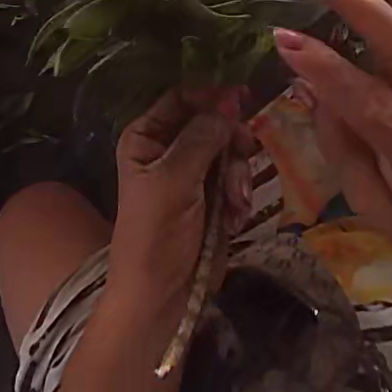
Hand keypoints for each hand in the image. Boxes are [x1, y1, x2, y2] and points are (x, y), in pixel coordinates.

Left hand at [107, 90, 244, 314]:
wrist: (163, 296)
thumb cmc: (156, 232)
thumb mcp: (174, 180)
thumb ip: (202, 138)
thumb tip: (229, 100)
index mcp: (146, 137)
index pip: (180, 99)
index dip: (210, 96)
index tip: (241, 98)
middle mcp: (167, 149)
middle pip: (210, 123)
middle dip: (229, 141)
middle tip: (245, 151)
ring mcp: (191, 174)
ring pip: (228, 151)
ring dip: (237, 173)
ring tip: (234, 199)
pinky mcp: (212, 198)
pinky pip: (236, 179)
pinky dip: (239, 196)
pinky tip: (234, 216)